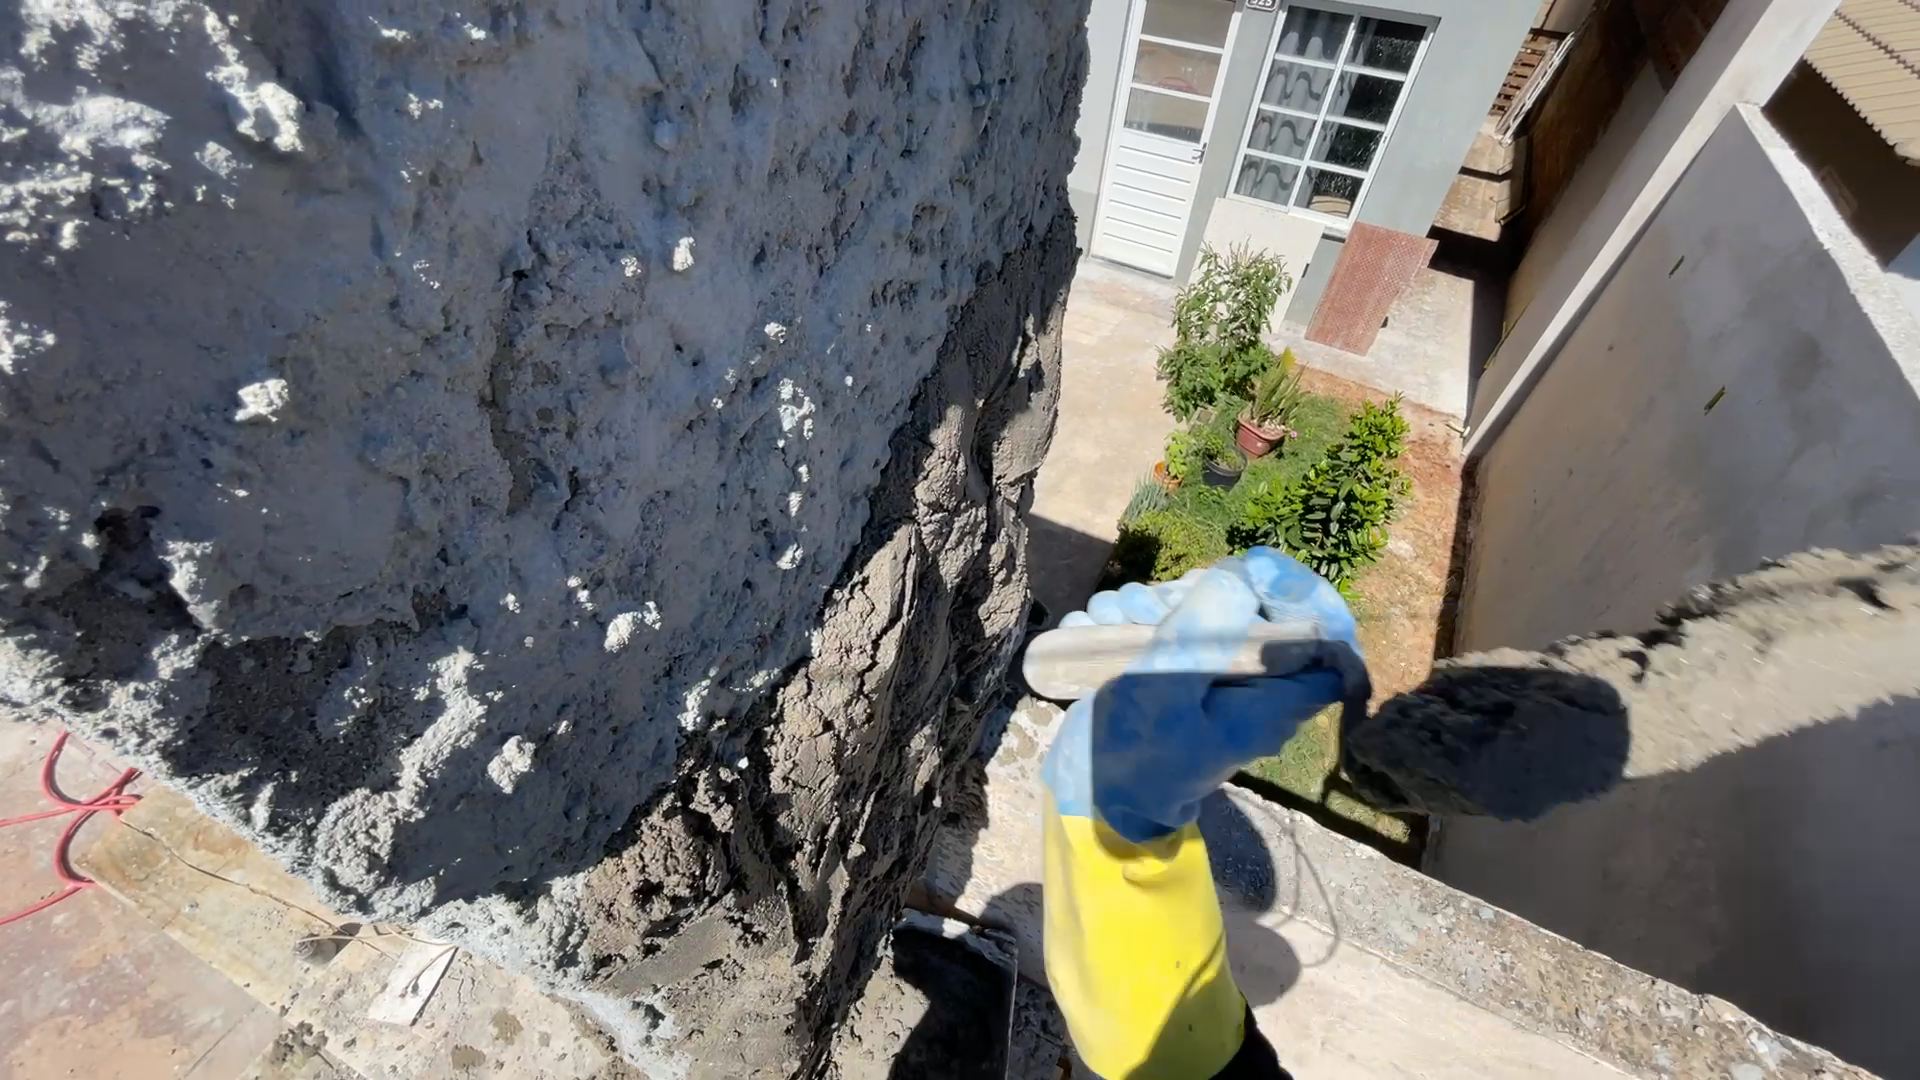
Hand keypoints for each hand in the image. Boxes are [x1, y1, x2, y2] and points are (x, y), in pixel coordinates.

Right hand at [1040, 547, 1366, 841]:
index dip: (1294, 602)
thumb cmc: (1140, 755)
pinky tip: (1092, 630)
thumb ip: (1202, 634)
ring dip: (1138, 604)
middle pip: (1238, 606)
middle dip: (1187, 595)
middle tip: (1146, 612)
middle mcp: (1239, 678)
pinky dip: (1117, 618)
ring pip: (1183, 607)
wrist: (1091, 793)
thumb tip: (1239, 577)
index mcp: (1268, 696)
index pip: (1320, 641)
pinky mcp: (1158, 666)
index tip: (1244, 578)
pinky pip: (1146, 622)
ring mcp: (1196, 670)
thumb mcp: (1167, 693)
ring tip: (1110, 624)